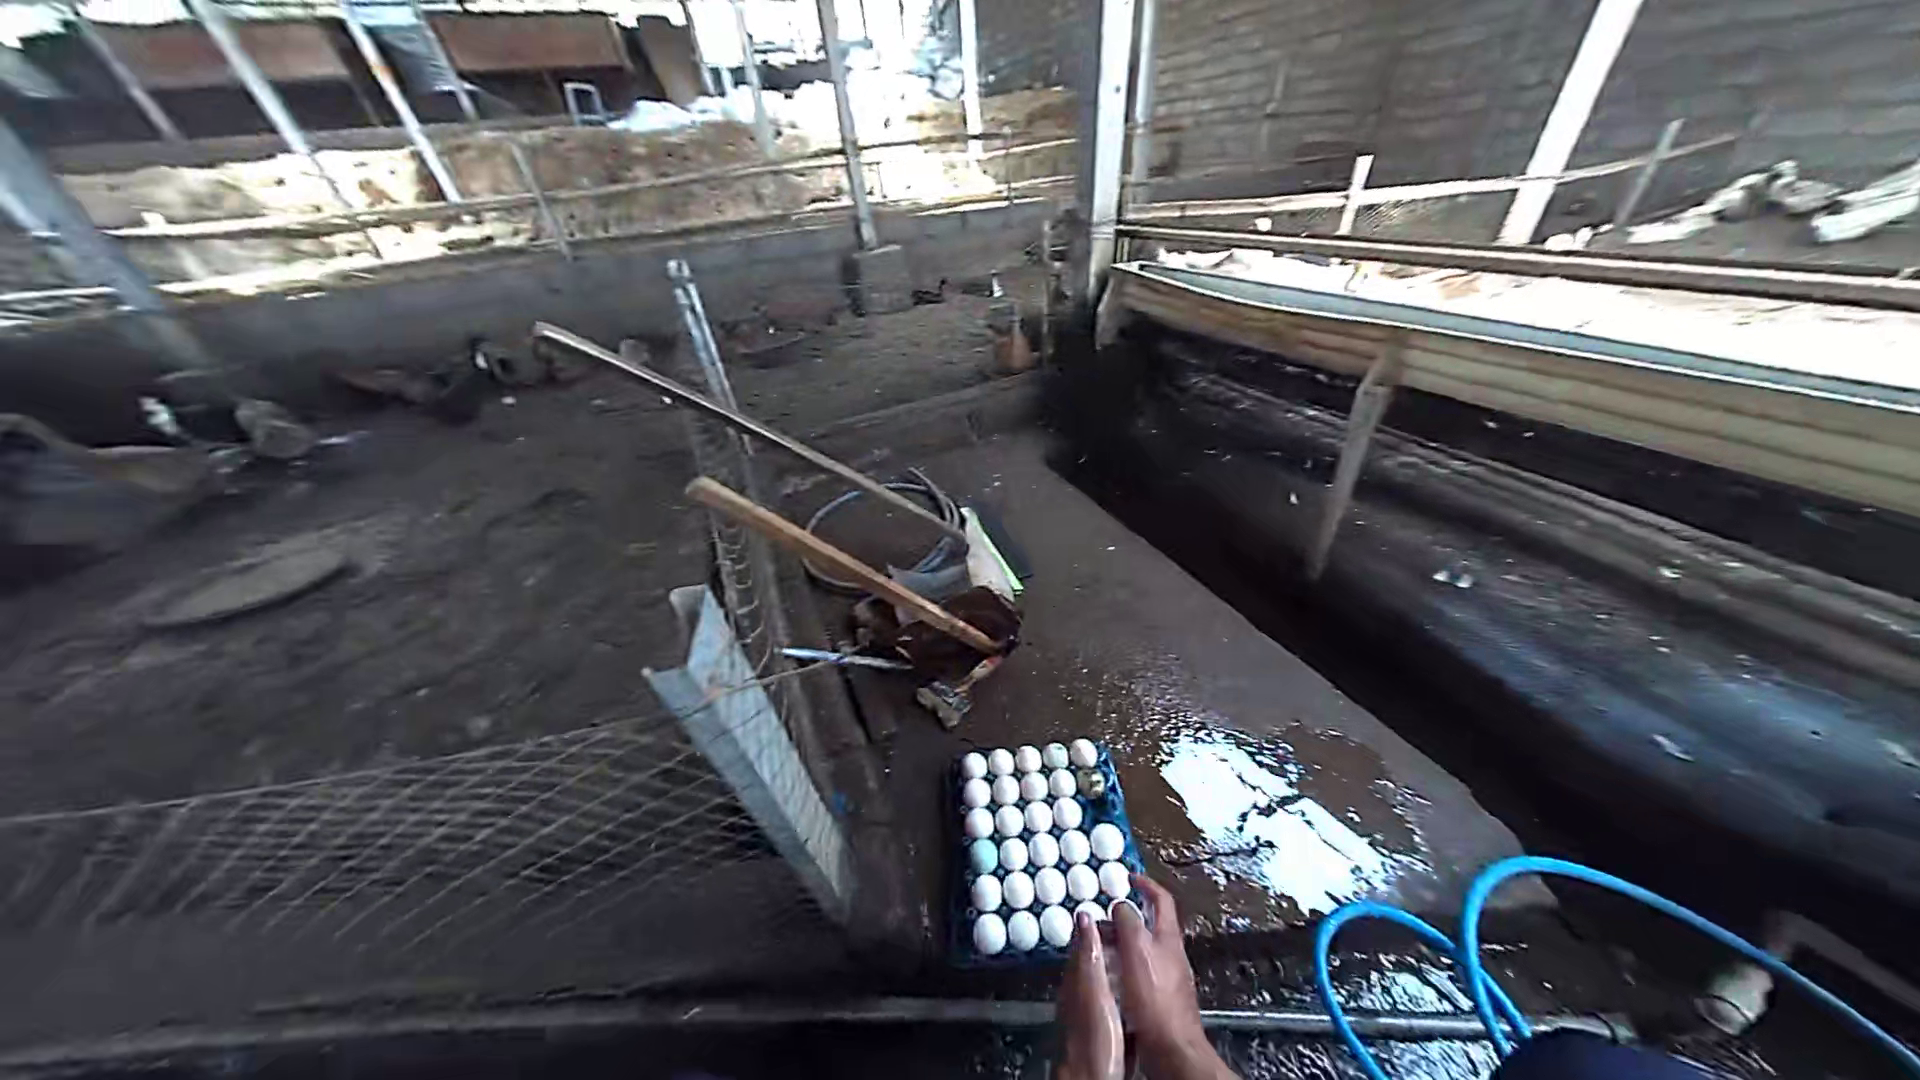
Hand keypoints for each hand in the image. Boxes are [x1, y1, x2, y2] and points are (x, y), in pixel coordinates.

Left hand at [1057, 907, 1123, 1079]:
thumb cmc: (1094, 1038)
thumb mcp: (1094, 990)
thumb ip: (1089, 955)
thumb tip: (1083, 915)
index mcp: (1077, 977)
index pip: (1084, 940)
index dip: (1098, 926)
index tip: (1114, 914)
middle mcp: (1079, 992)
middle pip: (1094, 961)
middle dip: (1110, 947)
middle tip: (1129, 936)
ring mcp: (1090, 1014)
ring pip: (1104, 983)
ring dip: (1117, 971)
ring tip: (1136, 962)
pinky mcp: (1103, 1034)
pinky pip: (1112, 1006)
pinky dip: (1122, 997)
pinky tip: (1135, 1001)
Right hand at [1113, 874, 1236, 1079]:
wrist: (1172, 1050)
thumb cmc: (1155, 999)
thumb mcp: (1136, 949)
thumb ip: (1127, 921)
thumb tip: (1119, 905)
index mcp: (1168, 937)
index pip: (1161, 899)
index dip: (1145, 884)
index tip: (1129, 877)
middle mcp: (1171, 954)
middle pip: (1150, 924)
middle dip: (1126, 917)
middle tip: (1104, 917)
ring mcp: (1167, 978)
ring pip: (1142, 949)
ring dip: (1121, 942)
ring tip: (1100, 945)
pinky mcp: (1159, 1000)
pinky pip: (1138, 972)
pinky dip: (1122, 966)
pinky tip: (1109, 976)